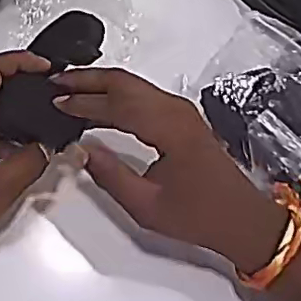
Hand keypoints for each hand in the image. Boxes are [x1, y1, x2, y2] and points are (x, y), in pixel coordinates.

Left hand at [0, 52, 55, 264]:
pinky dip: (11, 121)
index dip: (21, 60)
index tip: (43, 65)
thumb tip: (49, 146)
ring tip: (43, 107)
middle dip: (23, 75)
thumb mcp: (0, 185)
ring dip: (18, 100)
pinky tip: (27, 139)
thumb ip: (31, 161)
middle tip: (47, 81)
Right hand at [52, 68, 287, 270]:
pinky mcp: (180, 115)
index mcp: (169, 129)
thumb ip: (110, 175)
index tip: (56, 102)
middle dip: (86, 79)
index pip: (116, 104)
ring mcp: (180, 109)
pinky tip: (98, 98)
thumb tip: (81, 149)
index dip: (83, 102)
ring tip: (69, 86)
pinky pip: (141, 92)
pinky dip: (114, 90)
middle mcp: (176, 110)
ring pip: (132, 83)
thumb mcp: (147, 206)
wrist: (245, 221)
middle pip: (123, 82)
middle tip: (56, 82)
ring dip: (98, 81)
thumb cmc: (201, 217)